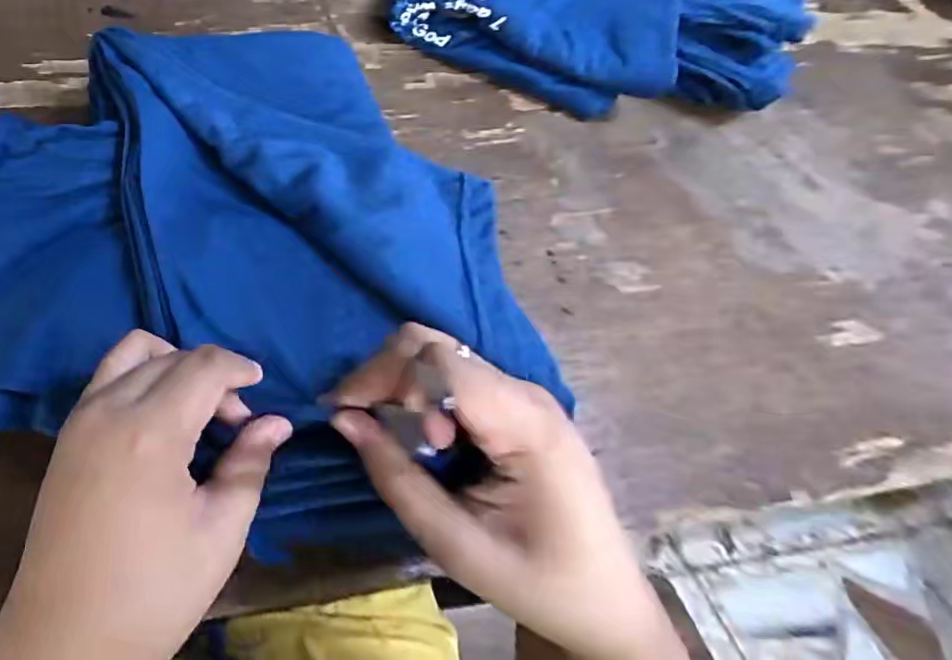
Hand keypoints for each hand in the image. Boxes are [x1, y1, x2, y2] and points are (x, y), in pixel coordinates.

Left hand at [0, 330, 292, 659]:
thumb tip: (275, 423)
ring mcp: (82, 415)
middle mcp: (110, 407)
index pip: (202, 366)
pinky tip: (158, 415)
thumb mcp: (218, 534)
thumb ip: (249, 466)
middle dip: (211, 373)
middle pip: (170, 356)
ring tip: (195, 404)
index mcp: (150, 430)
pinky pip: (107, 374)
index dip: (237, 367)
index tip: (261, 384)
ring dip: (171, 361)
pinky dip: (140, 373)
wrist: (65, 637)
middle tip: (235, 420)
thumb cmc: (152, 592)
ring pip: (132, 352)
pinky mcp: (67, 430)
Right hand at [330, 324, 685, 659]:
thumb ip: (397, 478)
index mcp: (525, 424)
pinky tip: (413, 429)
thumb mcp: (457, 545)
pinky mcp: (513, 401)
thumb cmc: (538, 584)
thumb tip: (342, 418)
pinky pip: (450, 372)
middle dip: (383, 374)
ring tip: (383, 428)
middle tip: (356, 417)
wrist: (608, 607)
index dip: (387, 379)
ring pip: (436, 351)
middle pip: (432, 345)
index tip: (353, 417)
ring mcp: (521, 392)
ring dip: (397, 380)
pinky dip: (416, 389)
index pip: (438, 361)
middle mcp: (524, 391)